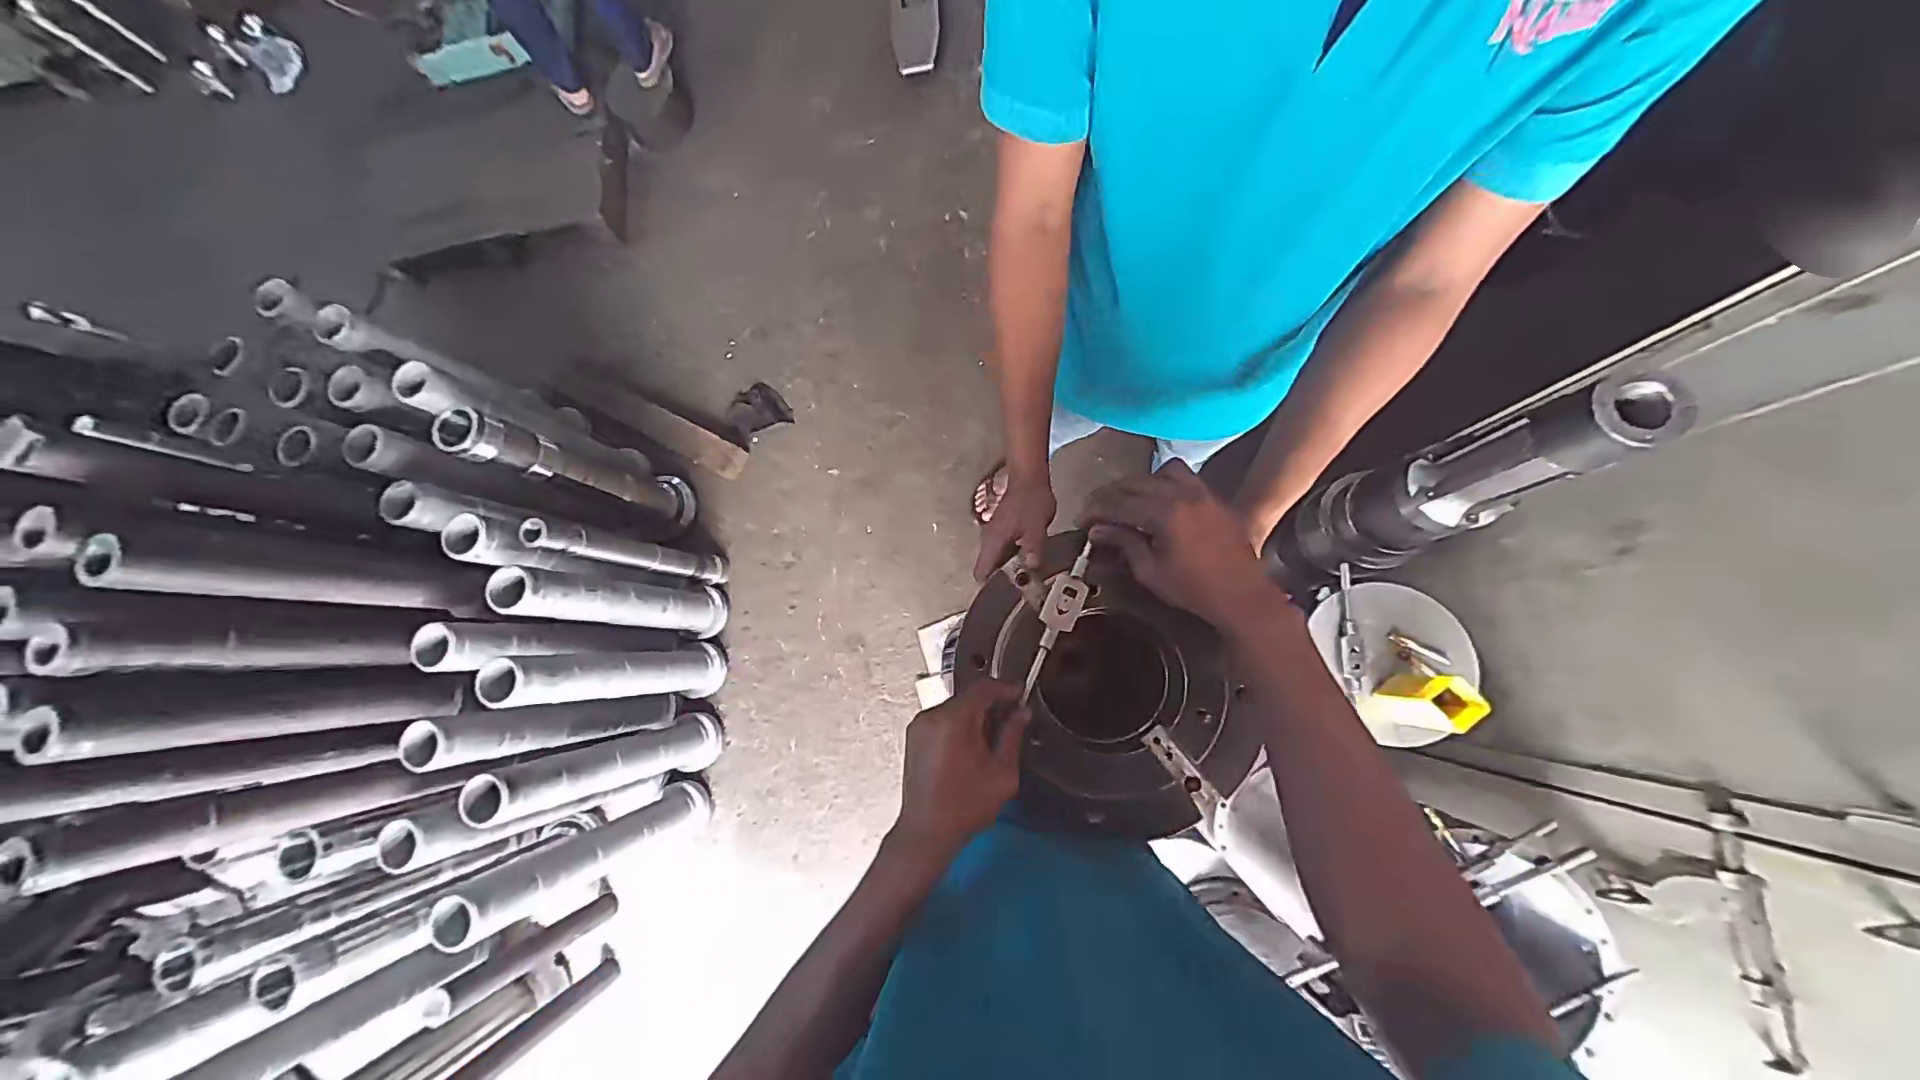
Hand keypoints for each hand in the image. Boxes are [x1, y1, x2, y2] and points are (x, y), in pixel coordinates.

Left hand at [894, 679, 1029, 856]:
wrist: (927, 831)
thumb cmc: (963, 807)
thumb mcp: (1001, 772)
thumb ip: (1012, 736)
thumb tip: (1021, 714)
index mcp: (952, 720)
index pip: (983, 688)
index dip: (1005, 687)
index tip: (1020, 692)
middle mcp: (931, 717)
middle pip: (967, 697)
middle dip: (991, 705)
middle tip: (1011, 718)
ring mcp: (919, 727)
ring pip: (955, 708)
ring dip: (975, 716)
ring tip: (992, 738)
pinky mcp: (914, 738)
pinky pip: (942, 720)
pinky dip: (959, 725)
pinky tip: (972, 747)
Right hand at [973, 466, 1056, 579]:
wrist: (1029, 479)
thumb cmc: (1030, 500)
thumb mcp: (1036, 525)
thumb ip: (1033, 547)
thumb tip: (1031, 566)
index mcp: (993, 542)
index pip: (981, 573)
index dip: (991, 587)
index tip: (1007, 594)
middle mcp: (989, 541)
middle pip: (988, 570)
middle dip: (1002, 581)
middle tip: (1022, 589)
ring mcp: (994, 536)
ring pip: (996, 562)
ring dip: (1008, 570)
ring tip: (1027, 578)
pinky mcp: (1002, 532)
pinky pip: (1003, 553)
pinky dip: (1012, 560)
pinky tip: (1027, 561)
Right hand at [1078, 460, 1283, 629]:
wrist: (1242, 595)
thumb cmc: (1193, 589)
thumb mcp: (1150, 572)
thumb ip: (1124, 544)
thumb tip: (1098, 530)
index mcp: (1163, 514)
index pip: (1118, 504)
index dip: (1095, 510)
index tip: (1081, 520)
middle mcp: (1181, 494)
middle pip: (1135, 483)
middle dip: (1110, 495)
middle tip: (1095, 510)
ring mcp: (1201, 493)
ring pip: (1160, 472)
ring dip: (1138, 483)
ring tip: (1128, 501)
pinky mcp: (1213, 498)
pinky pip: (1184, 476)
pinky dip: (1164, 482)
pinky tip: (1158, 500)